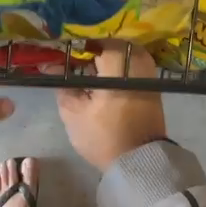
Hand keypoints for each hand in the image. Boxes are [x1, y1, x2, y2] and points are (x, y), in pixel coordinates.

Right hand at [56, 42, 167, 171]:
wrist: (138, 162)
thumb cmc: (103, 137)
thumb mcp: (74, 114)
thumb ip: (63, 86)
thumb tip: (51, 67)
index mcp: (118, 72)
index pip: (102, 43)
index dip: (83, 46)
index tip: (69, 55)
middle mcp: (138, 68)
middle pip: (119, 46)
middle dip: (99, 50)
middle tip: (81, 62)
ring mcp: (150, 78)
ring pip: (131, 55)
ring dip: (113, 59)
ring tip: (94, 73)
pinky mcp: (154, 90)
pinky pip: (137, 67)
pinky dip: (123, 68)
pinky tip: (109, 82)